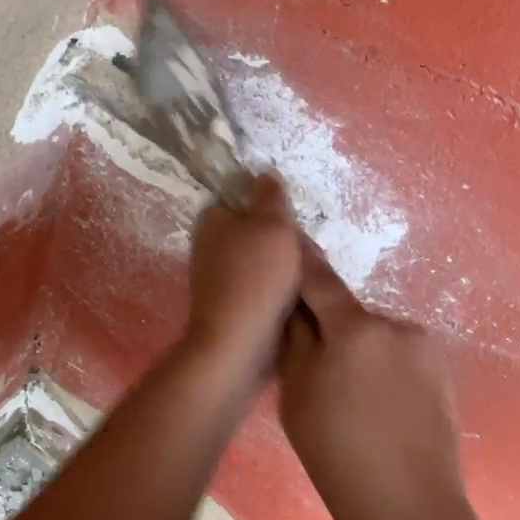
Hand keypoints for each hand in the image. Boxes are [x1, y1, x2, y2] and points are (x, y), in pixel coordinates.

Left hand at [185, 173, 302, 369]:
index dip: (273, 212)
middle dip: (285, 245)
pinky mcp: (228, 310)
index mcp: (212, 222)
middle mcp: (207, 249)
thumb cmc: (257, 277)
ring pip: (262, 266)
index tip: (296, 226)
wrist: (237, 344)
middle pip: (256, 236)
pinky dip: (277, 297)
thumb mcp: (272, 225)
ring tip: (310, 283)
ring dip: (286, 273)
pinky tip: (298, 306)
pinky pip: (260, 293)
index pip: (243, 203)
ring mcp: (215, 282)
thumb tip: (265, 174)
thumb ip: (270, 197)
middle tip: (311, 257)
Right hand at [278, 243, 462, 491]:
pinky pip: (398, 360)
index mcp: (355, 327)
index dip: (301, 259)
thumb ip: (296, 341)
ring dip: (357, 354)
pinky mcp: (442, 375)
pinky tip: (375, 411)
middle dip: (328, 329)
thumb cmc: (336, 450)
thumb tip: (297, 309)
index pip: (319, 280)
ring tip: (347, 402)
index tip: (289, 234)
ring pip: (374, 340)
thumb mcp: (297, 392)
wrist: (408, 505)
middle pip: (348, 316)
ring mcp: (426, 351)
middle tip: (311, 371)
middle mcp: (397, 326)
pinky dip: (381, 373)